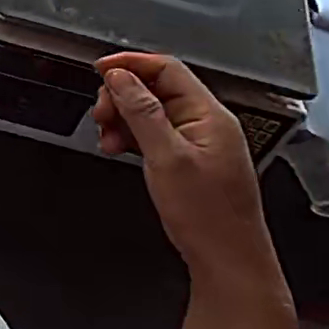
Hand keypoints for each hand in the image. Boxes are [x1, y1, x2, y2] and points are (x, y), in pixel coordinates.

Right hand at [91, 53, 280, 285]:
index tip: (101, 69)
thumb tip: (120, 76)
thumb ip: (142, 111)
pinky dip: (129, 135)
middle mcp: (205, 123)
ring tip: (107, 138)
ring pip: (148, 110)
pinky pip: (151, 132)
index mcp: (209, 116)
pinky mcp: (186, 158)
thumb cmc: (208, 218)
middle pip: (154, 88)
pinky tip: (117, 148)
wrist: (228, 264)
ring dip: (121, 118)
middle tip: (101, 114)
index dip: (130, 64)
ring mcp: (196, 141)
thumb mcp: (167, 157)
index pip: (167, 68)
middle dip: (120, 96)